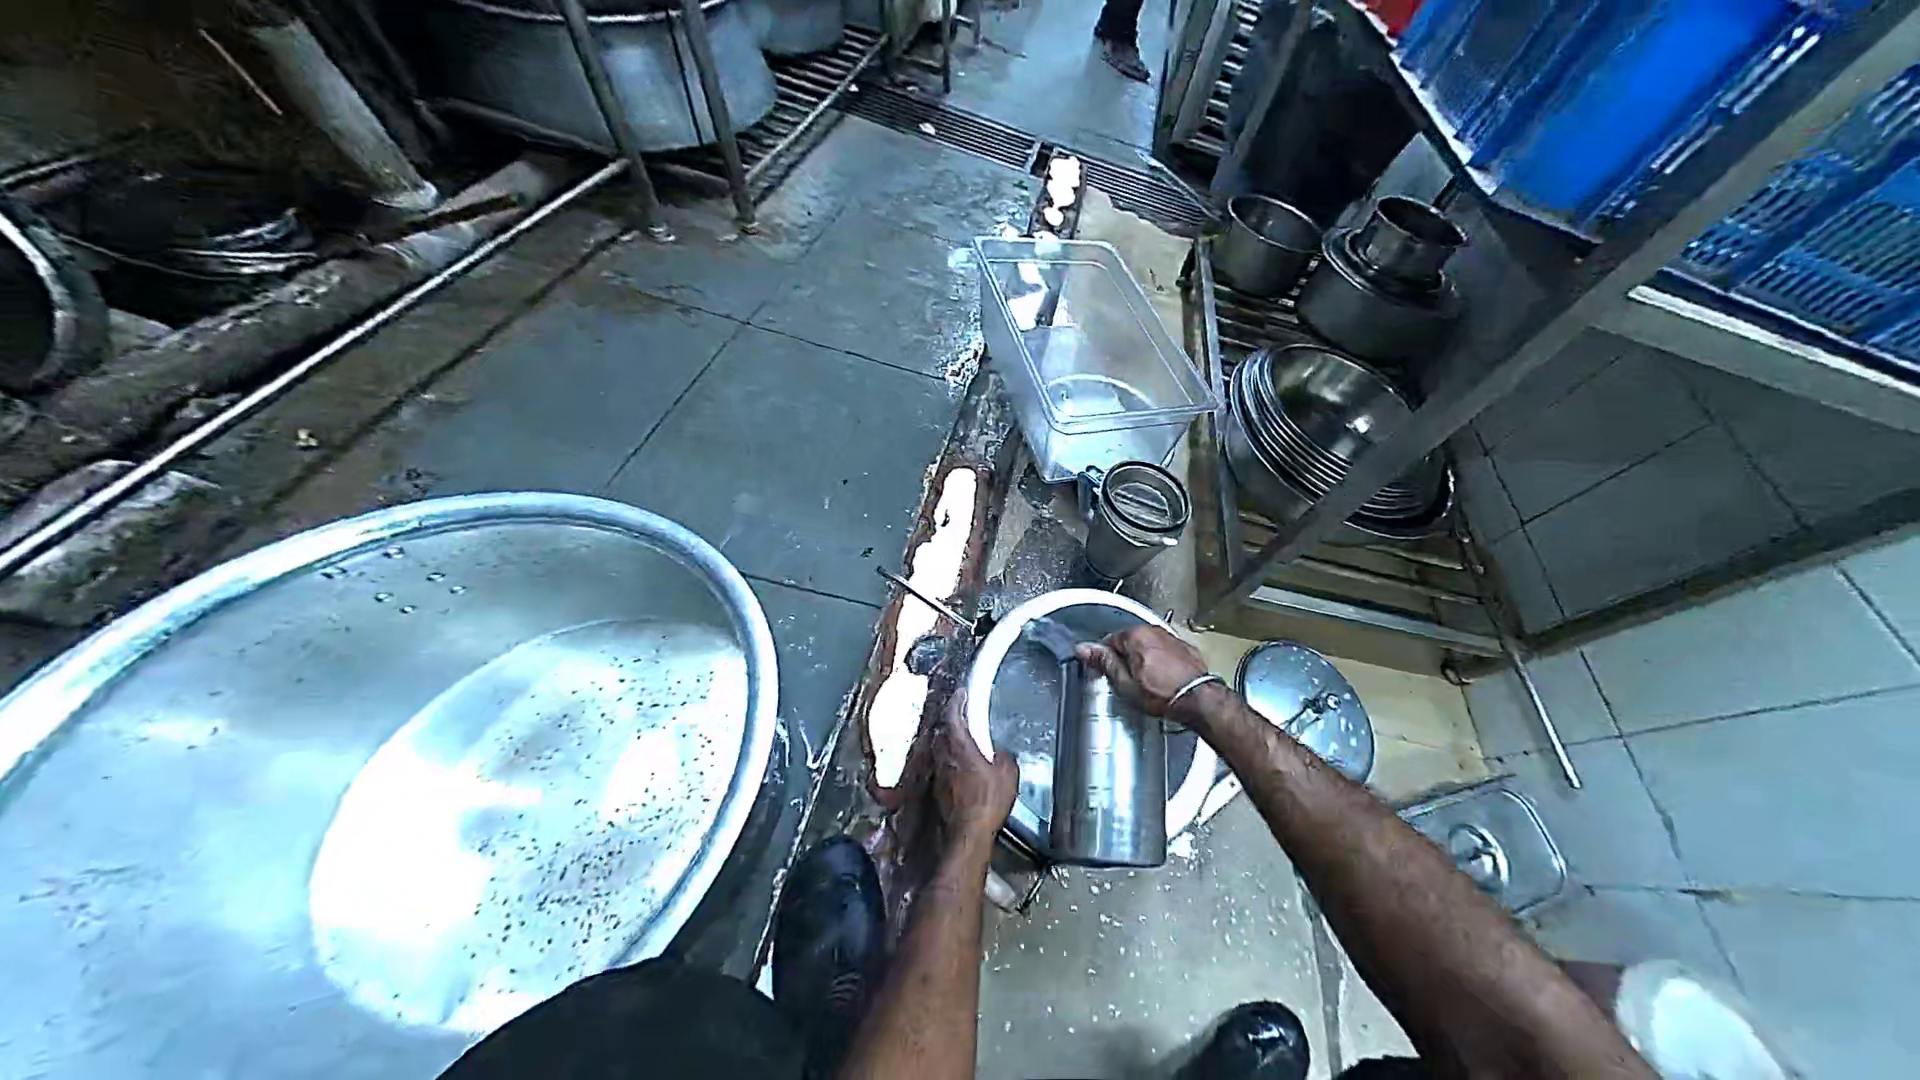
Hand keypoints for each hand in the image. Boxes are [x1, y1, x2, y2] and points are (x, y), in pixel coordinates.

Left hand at [931, 691, 1016, 852]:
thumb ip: (1004, 756)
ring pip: (941, 749)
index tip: (961, 694)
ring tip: (966, 746)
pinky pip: (942, 767)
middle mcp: (944, 756)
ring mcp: (938, 772)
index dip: (957, 702)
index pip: (953, 715)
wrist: (969, 832)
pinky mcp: (936, 788)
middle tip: (966, 720)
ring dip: (951, 744)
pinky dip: (950, 764)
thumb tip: (1001, 753)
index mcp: (960, 746)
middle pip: (944, 731)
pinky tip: (962, 772)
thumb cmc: (987, 802)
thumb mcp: (1007, 774)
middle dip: (954, 723)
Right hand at [1075, 625, 1209, 717]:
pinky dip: (1162, 661)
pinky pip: (1165, 650)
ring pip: (1148, 645)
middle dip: (1127, 658)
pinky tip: (1163, 679)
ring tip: (1148, 682)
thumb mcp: (1125, 683)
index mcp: (1134, 635)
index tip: (1109, 672)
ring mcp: (1171, 637)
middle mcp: (1153, 630)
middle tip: (1129, 681)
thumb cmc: (1165, 694)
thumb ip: (1104, 662)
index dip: (1107, 659)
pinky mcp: (1185, 648)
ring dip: (1145, 659)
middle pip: (1129, 641)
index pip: (1109, 641)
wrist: (1199, 700)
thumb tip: (1084, 649)